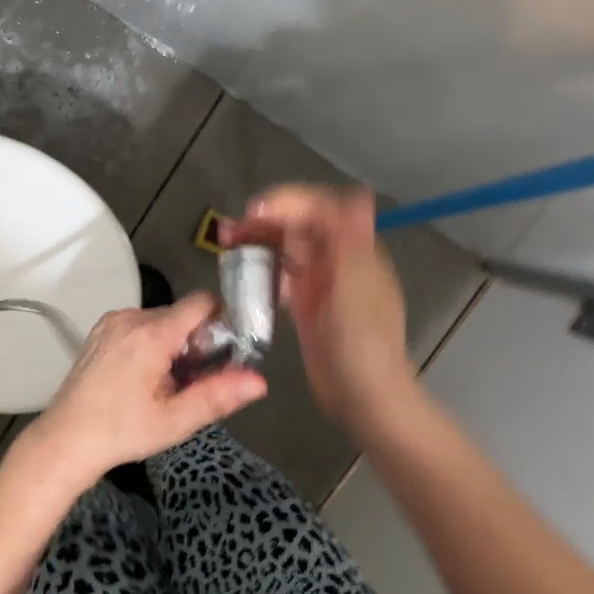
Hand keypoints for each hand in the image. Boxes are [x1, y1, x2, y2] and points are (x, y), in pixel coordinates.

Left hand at [10, 293, 266, 485]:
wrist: (65, 440)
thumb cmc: (120, 432)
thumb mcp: (175, 420)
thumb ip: (218, 396)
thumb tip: (260, 381)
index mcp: (150, 334)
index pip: (201, 303)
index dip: (222, 321)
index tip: (228, 350)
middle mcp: (130, 318)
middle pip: (182, 315)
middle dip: (197, 342)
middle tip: (195, 381)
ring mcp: (111, 323)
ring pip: (160, 321)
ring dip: (173, 345)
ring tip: (167, 385)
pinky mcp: (100, 333)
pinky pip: (139, 327)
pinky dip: (151, 345)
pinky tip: (145, 379)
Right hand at [228, 185, 416, 430]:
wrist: (365, 399)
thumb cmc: (361, 345)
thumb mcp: (355, 290)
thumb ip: (351, 241)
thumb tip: (357, 194)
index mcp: (356, 251)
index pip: (321, 209)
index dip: (288, 202)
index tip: (254, 211)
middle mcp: (340, 262)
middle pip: (301, 226)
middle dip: (266, 221)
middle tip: (228, 231)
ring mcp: (324, 285)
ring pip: (289, 250)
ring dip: (260, 242)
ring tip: (228, 245)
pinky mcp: (309, 308)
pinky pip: (283, 277)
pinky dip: (263, 270)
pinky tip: (242, 278)